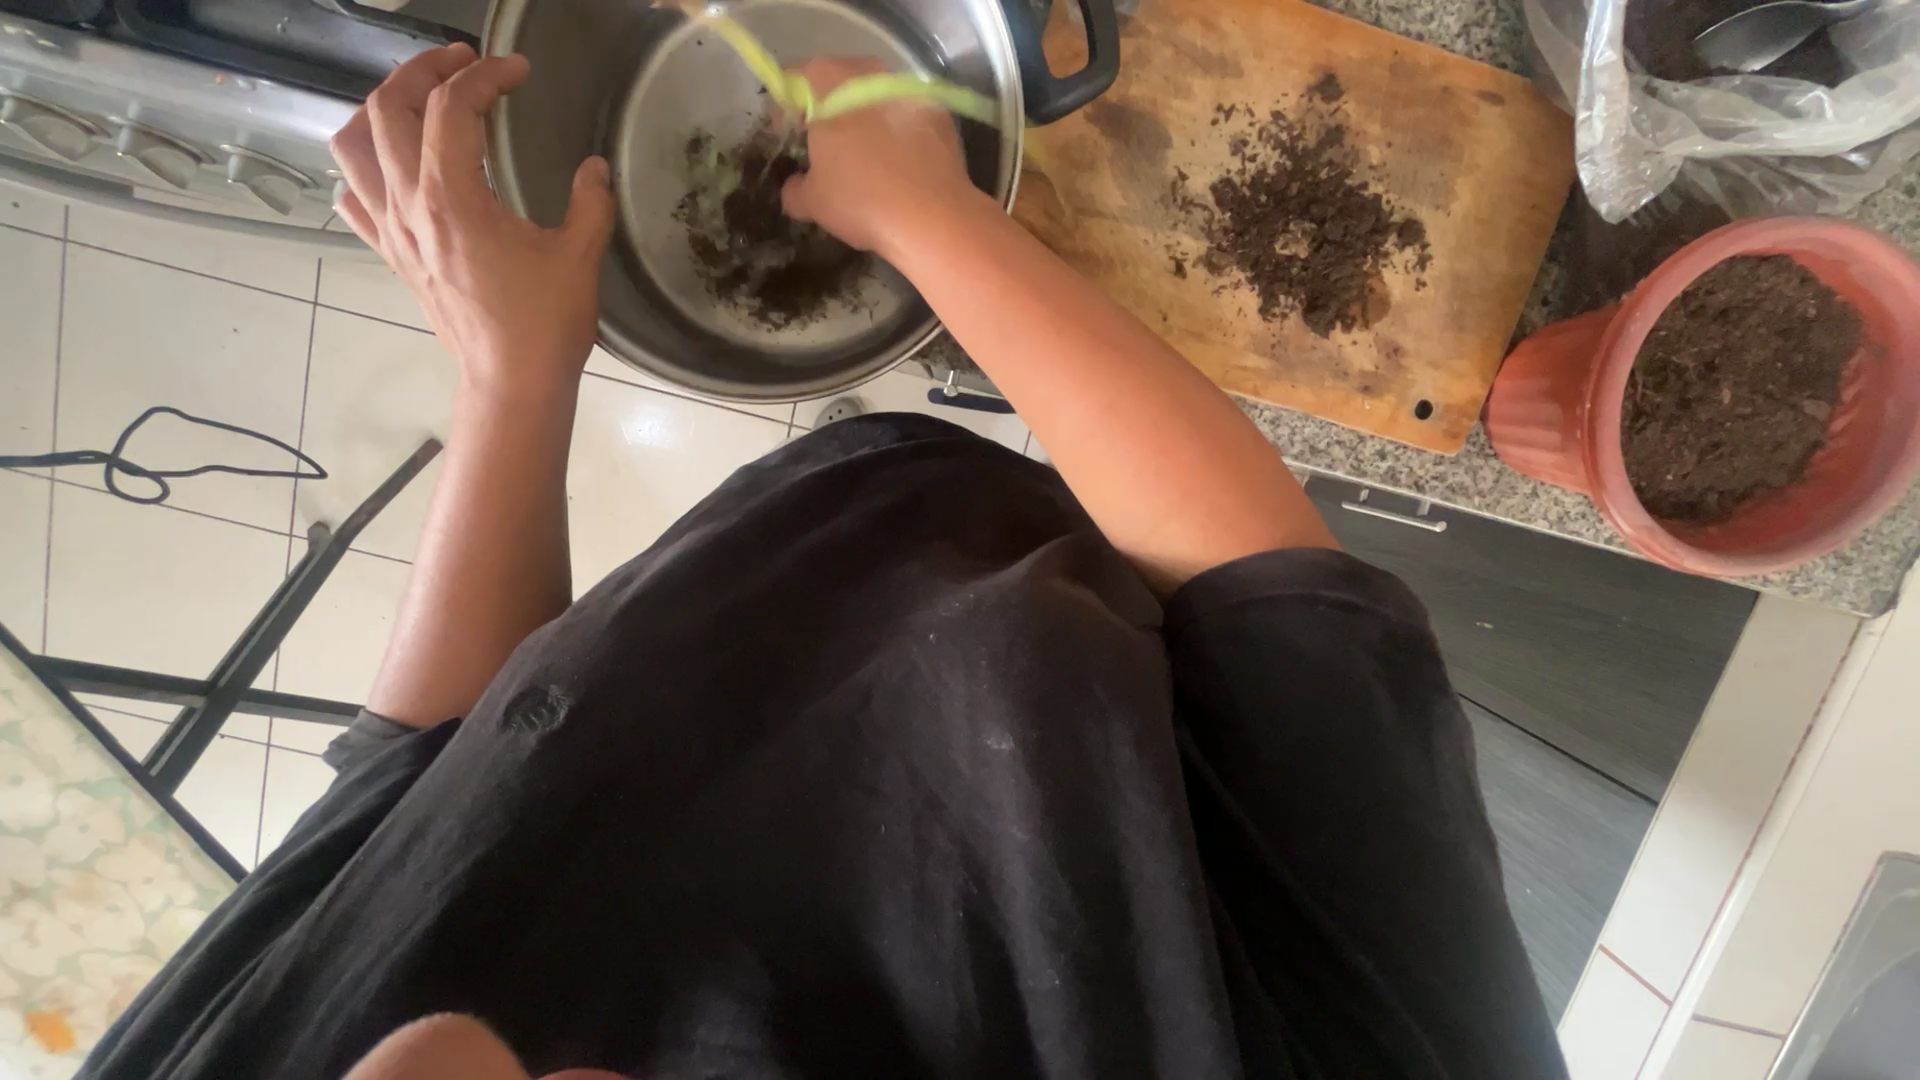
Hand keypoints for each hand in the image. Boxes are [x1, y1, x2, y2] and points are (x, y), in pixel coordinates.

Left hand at [330, 44, 614, 395]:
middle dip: (424, 71)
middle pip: (388, 107)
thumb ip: (589, 203)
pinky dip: (364, 169)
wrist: (513, 381)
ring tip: (415, 103)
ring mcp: (392, 230)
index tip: (518, 70)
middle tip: (464, 65)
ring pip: (352, 142)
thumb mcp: (580, 258)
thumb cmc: (547, 323)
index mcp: (453, 197)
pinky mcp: (392, 255)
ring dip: (378, 108)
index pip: (453, 109)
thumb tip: (593, 168)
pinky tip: (393, 170)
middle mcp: (408, 203)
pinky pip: (354, 196)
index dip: (487, 77)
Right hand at [780, 56, 990, 258]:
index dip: (784, 114)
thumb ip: (795, 189)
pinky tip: (898, 168)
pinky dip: (897, 135)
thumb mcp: (814, 202)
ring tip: (865, 161)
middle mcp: (868, 71)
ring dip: (865, 123)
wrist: (933, 216)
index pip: (792, 83)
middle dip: (827, 114)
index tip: (790, 141)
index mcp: (827, 80)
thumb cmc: (861, 200)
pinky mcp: (938, 112)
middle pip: (836, 84)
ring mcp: (908, 89)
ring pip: (874, 100)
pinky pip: (906, 118)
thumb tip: (794, 189)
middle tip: (826, 152)